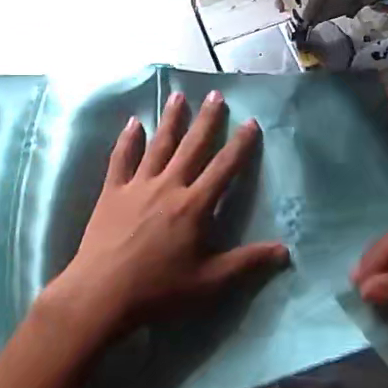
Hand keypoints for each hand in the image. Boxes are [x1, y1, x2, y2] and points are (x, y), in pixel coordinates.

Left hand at [37, 90, 287, 341]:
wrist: (101, 293)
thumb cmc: (159, 290)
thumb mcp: (209, 282)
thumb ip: (247, 263)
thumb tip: (285, 251)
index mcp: (194, 206)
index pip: (223, 168)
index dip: (239, 145)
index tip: (250, 121)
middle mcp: (168, 187)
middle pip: (192, 147)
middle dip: (206, 120)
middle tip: (216, 95)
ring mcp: (137, 186)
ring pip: (158, 145)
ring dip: (170, 120)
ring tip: (178, 96)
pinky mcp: (112, 192)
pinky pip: (121, 159)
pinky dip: (128, 140)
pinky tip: (133, 123)